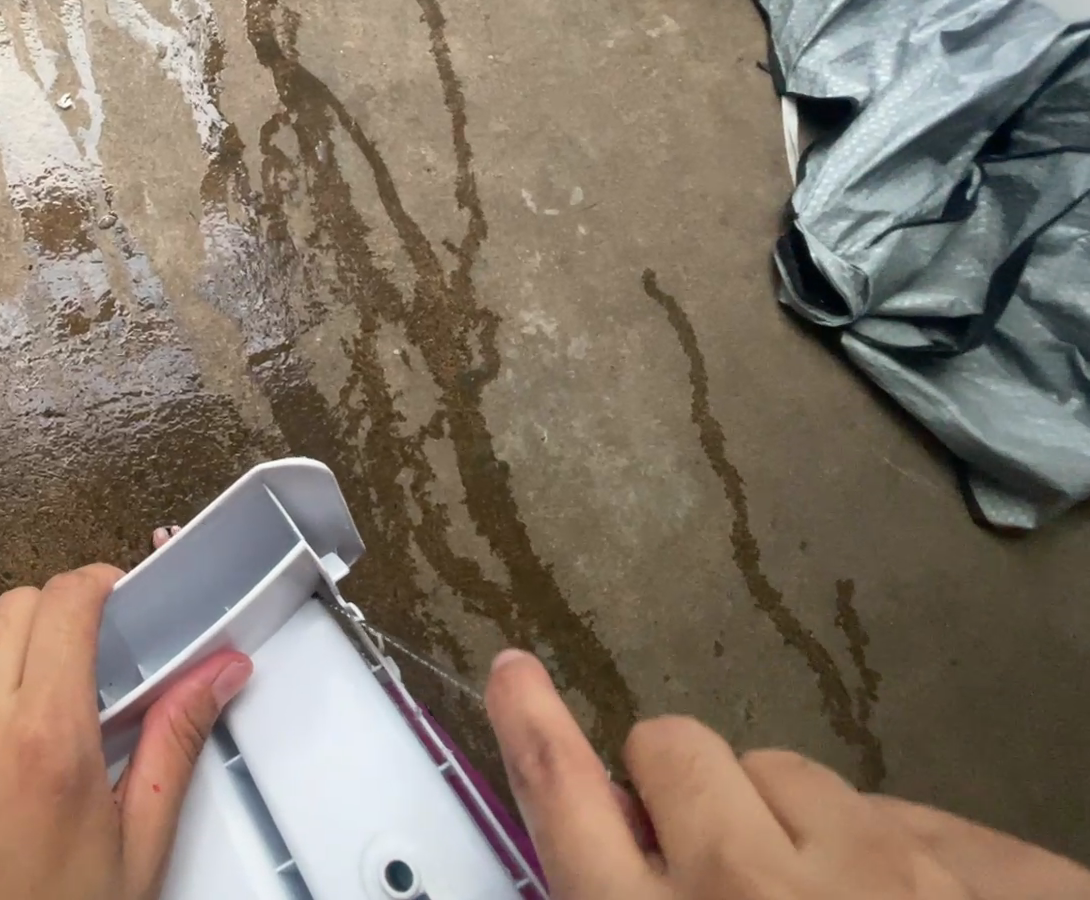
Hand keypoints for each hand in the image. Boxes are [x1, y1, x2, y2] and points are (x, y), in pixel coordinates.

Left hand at [0, 563, 252, 899]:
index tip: (113, 597)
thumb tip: (223, 670)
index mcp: (48, 739)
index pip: (64, 603)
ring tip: (25, 687)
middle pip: (13, 607)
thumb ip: (177, 738)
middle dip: (54, 614)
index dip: (95, 584)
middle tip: (80, 653)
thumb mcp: (139, 842)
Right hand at [484, 649, 1089, 899]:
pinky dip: (922, 865)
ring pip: (796, 774)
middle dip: (687, 789)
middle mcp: (755, 892)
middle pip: (675, 746)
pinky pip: (927, 818)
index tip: (516, 669)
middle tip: (731, 869)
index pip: (564, 796)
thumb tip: (625, 841)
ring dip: (803, 830)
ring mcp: (898, 881)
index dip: (529, 723)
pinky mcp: (1029, 883)